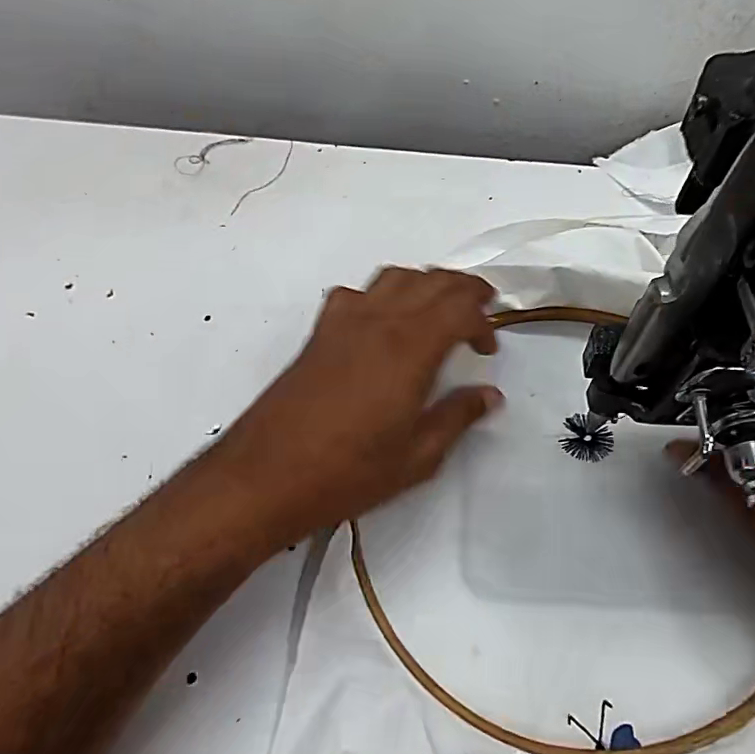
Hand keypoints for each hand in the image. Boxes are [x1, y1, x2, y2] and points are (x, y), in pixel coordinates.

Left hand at [213, 266, 502, 541]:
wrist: (267, 476)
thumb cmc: (348, 472)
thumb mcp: (417, 457)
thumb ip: (456, 418)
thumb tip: (488, 396)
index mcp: (410, 350)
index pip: (460, 307)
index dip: (483, 321)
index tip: (487, 349)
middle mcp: (378, 323)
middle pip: (431, 280)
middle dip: (464, 289)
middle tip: (480, 312)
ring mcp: (344, 323)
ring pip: (394, 277)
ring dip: (425, 284)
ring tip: (438, 312)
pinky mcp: (319, 334)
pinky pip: (355, 293)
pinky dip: (379, 296)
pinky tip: (381, 324)